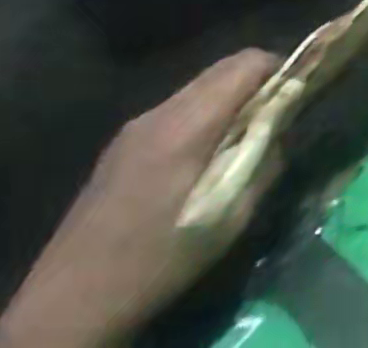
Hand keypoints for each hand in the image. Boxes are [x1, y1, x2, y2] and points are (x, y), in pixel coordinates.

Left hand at [0, 49, 279, 347]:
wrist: (67, 302)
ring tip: (246, 132)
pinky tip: (205, 151)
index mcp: (188, 126)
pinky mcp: (124, 140)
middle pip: (222, 67)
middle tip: (280, 109)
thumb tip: (281, 133)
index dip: (279, 67)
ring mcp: (138, 123)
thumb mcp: (226, 223)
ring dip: (230, 95)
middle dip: (257, 78)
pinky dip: (205, 111)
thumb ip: (262, 166)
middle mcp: (161, 111)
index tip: (299, 89)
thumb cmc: (157, 263)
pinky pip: (178, 106)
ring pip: (199, 84)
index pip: (244, 65)